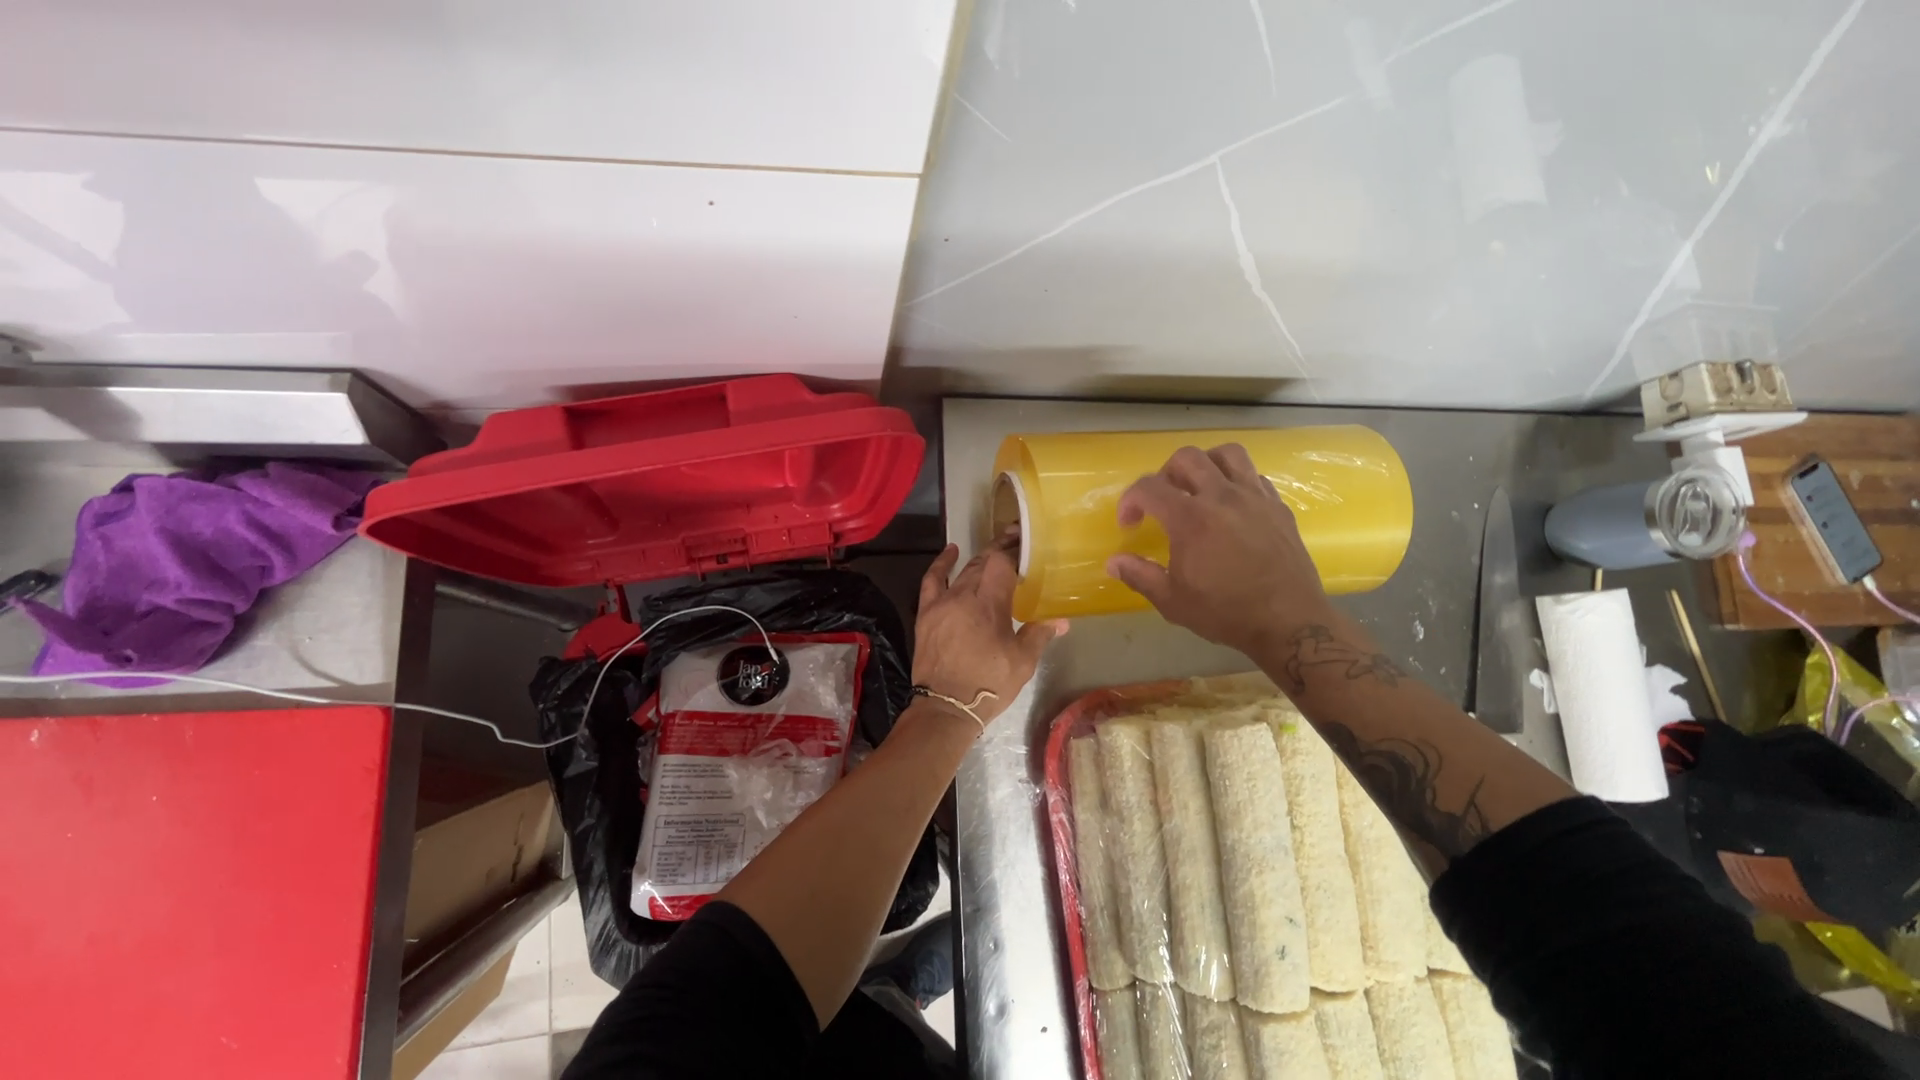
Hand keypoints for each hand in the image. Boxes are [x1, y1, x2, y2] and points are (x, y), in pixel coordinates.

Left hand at [913, 538, 1066, 726]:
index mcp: (990, 604)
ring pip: (963, 571)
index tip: (1027, 546)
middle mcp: (964, 595)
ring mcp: (942, 603)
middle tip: (1017, 543)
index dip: (1015, 552)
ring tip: (995, 552)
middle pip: (983, 562)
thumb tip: (1061, 620)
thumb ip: (1039, 633)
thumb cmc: (989, 684)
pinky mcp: (926, 613)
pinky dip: (942, 564)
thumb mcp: (1022, 661)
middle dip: (1000, 550)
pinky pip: (932, 580)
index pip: (1002, 563)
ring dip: (979, 560)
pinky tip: (952, 552)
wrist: (946, 707)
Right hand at [1105, 444, 1334, 654]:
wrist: (1289, 622)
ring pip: (1227, 454)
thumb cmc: (1226, 613)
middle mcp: (1222, 497)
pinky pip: (1254, 476)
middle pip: (1187, 458)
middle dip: (1165, 474)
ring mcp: (1254, 498)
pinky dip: (1236, 481)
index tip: (1129, 524)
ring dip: (1205, 464)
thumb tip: (1113, 562)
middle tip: (1162, 501)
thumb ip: (1139, 575)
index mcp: (1190, 519)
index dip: (1130, 500)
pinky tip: (1231, 505)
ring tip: (1199, 488)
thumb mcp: (1173, 602)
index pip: (1149, 488)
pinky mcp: (1278, 506)